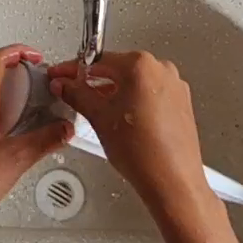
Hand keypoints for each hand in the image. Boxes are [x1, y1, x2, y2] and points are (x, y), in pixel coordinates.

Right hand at [48, 51, 218, 220]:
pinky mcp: (180, 104)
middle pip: (117, 68)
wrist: (172, 181)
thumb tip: (66, 85)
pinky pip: (149, 94)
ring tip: (96, 111)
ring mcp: (174, 87)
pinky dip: (131, 102)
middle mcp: (161, 71)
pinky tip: (120, 120)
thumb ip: (77, 94)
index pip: (98, 60)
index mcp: (141, 66)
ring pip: (134, 82)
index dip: (74, 69)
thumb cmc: (144, 153)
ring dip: (112, 92)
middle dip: (93, 81)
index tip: (62, 74)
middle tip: (73, 92)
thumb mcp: (98, 118)